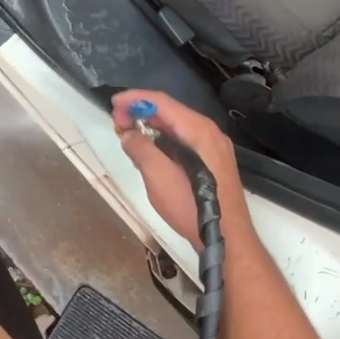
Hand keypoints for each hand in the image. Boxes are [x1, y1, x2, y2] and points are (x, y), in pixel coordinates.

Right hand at [110, 90, 247, 249]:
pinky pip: (184, 141)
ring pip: (177, 127)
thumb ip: (141, 149)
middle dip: (141, 112)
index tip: (113, 105)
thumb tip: (129, 135)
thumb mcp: (158, 176)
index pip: (162, 102)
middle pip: (170, 112)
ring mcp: (214, 148)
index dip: (135, 99)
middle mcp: (210, 132)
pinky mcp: (213, 163)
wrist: (226, 240)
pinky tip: (150, 152)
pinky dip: (163, 140)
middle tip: (118, 123)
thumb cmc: (192, 207)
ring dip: (151, 127)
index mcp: (198, 130)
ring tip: (129, 137)